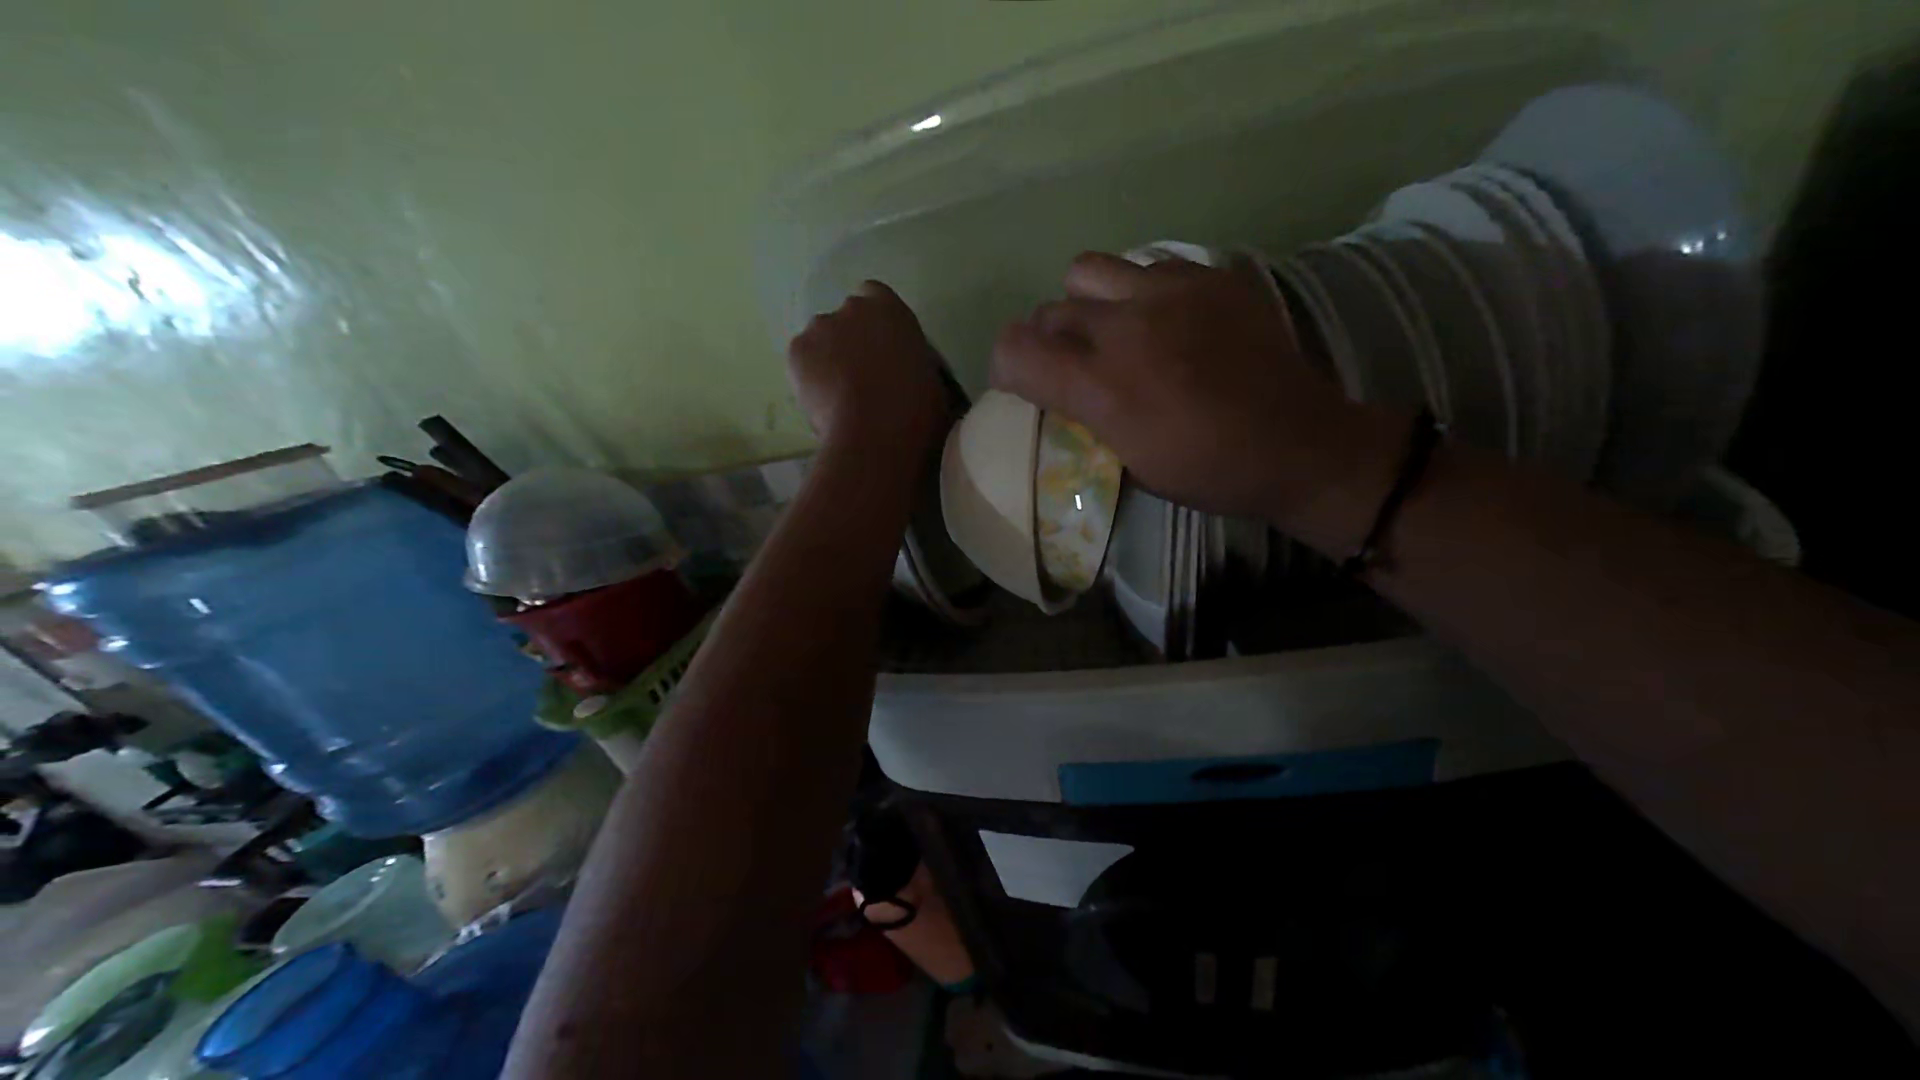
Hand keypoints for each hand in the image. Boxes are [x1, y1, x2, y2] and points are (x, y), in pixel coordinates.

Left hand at [788, 281, 948, 452]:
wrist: (878, 431)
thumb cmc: (918, 407)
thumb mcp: (931, 379)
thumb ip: (913, 364)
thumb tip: (907, 374)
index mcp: (890, 309)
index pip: (875, 297)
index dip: (874, 325)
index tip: (879, 349)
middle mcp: (852, 308)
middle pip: (845, 319)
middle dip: (849, 342)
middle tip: (859, 377)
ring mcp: (820, 327)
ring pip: (820, 340)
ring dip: (827, 359)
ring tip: (838, 395)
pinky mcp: (797, 351)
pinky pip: (802, 362)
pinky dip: (808, 378)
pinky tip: (823, 403)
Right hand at [991, 252, 1403, 536]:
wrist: (1298, 443)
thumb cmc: (1207, 470)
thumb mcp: (1130, 462)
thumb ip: (1085, 414)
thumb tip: (1062, 388)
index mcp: (1103, 387)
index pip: (1013, 349)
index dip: (1005, 366)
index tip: (1020, 383)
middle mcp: (1125, 329)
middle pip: (1048, 311)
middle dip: (1046, 341)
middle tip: (1073, 365)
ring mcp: (1169, 293)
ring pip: (1087, 271)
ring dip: (1085, 303)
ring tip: (1112, 329)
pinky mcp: (1208, 277)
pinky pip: (1146, 266)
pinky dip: (1138, 291)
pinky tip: (1164, 320)